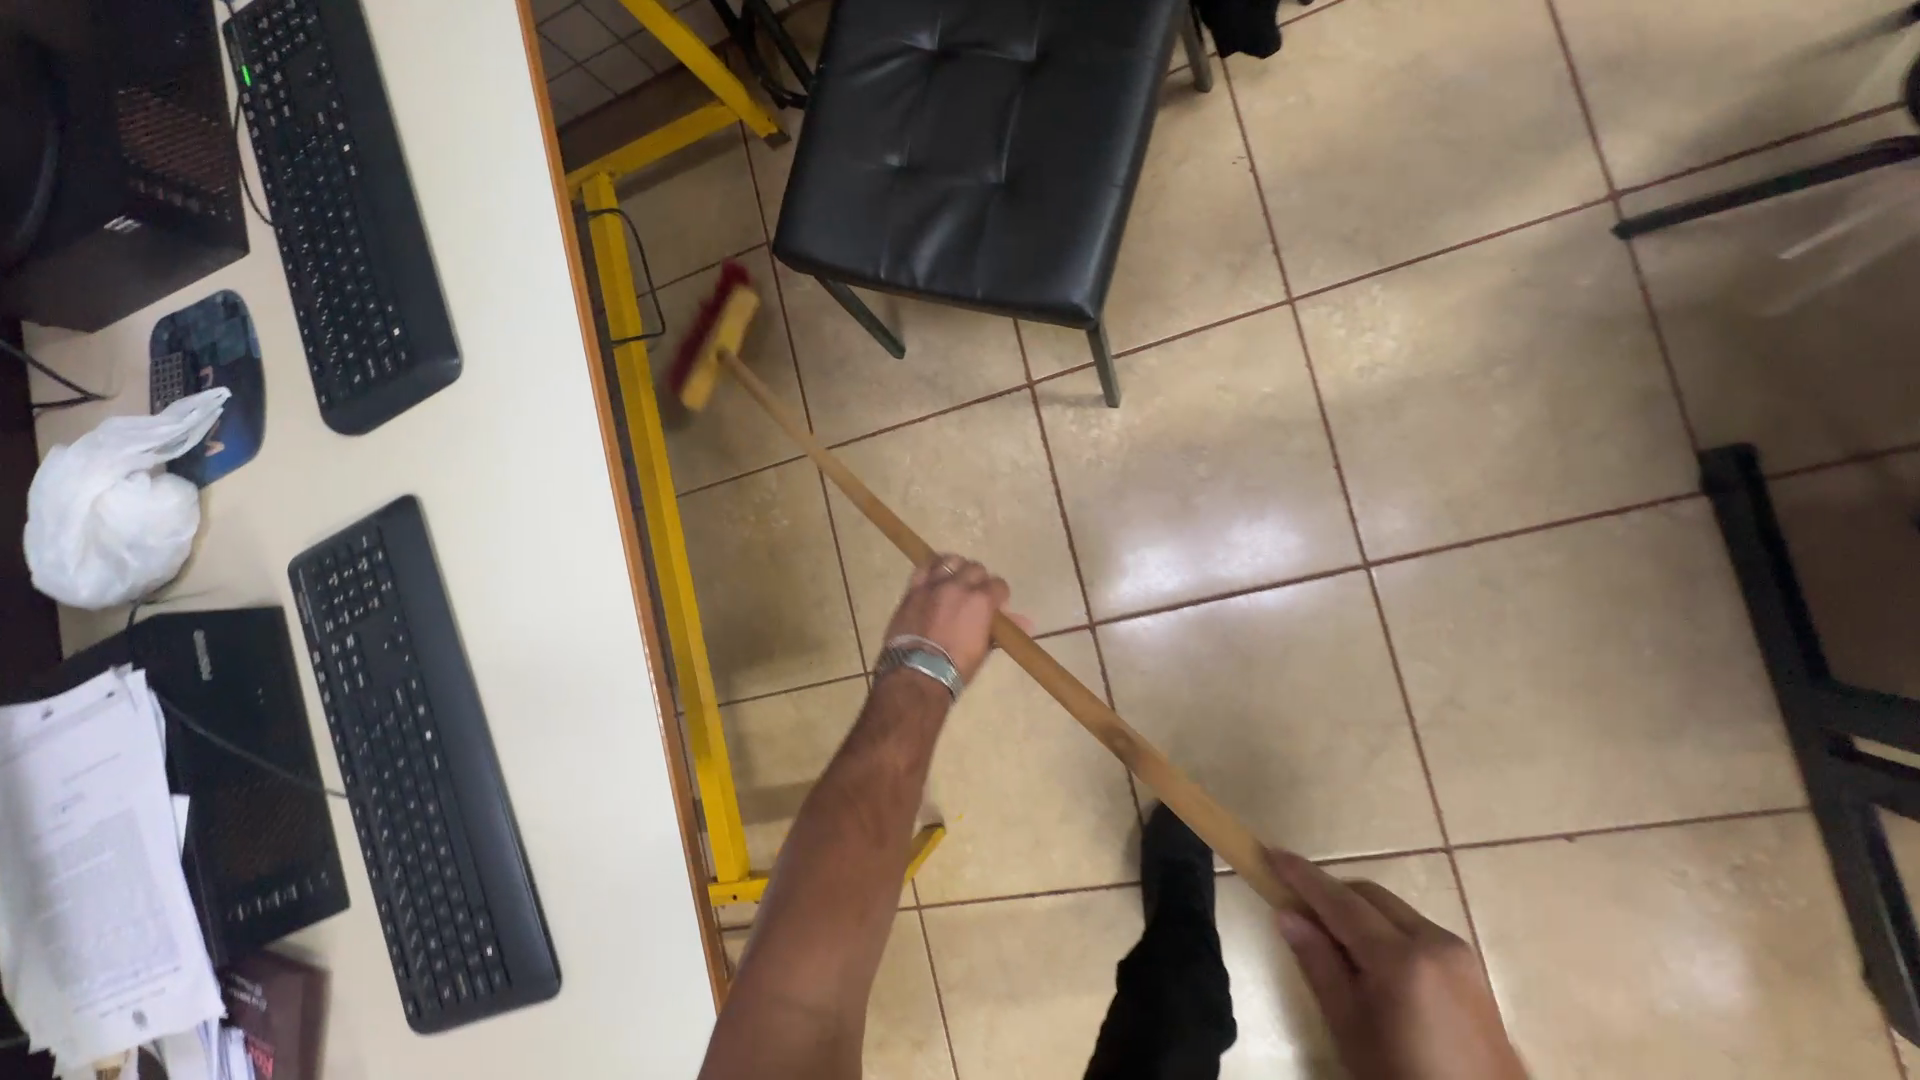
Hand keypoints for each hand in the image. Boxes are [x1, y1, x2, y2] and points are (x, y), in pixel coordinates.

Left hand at [881, 554, 1025, 683]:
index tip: (996, 608)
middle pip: (976, 568)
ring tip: (955, 582)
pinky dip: (932, 570)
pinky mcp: (913, 589)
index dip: (1000, 596)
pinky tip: (935, 579)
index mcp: (981, 600)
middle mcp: (959, 585)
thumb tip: (1027, 623)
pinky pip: (924, 567)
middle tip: (975, 597)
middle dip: (980, 581)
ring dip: (957, 569)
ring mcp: (934, 585)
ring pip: (950, 560)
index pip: (999, 585)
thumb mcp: (984, 649)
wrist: (917, 672)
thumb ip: (1001, 629)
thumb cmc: (956, 667)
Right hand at [1265, 849, 1527, 1079]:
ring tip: (1332, 943)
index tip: (1270, 853)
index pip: (1340, 901)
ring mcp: (1458, 951)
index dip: (1302, 876)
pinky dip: (1385, 930)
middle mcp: (1434, 941)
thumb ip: (1318, 965)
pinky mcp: (1469, 966)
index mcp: (1401, 959)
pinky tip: (1371, 961)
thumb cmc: (1402, 1076)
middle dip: (1330, 894)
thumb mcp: (1349, 1028)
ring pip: (1392, 910)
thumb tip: (1286, 914)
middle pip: (1369, 896)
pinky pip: (1415, 929)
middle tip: (1295, 908)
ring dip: (1358, 912)